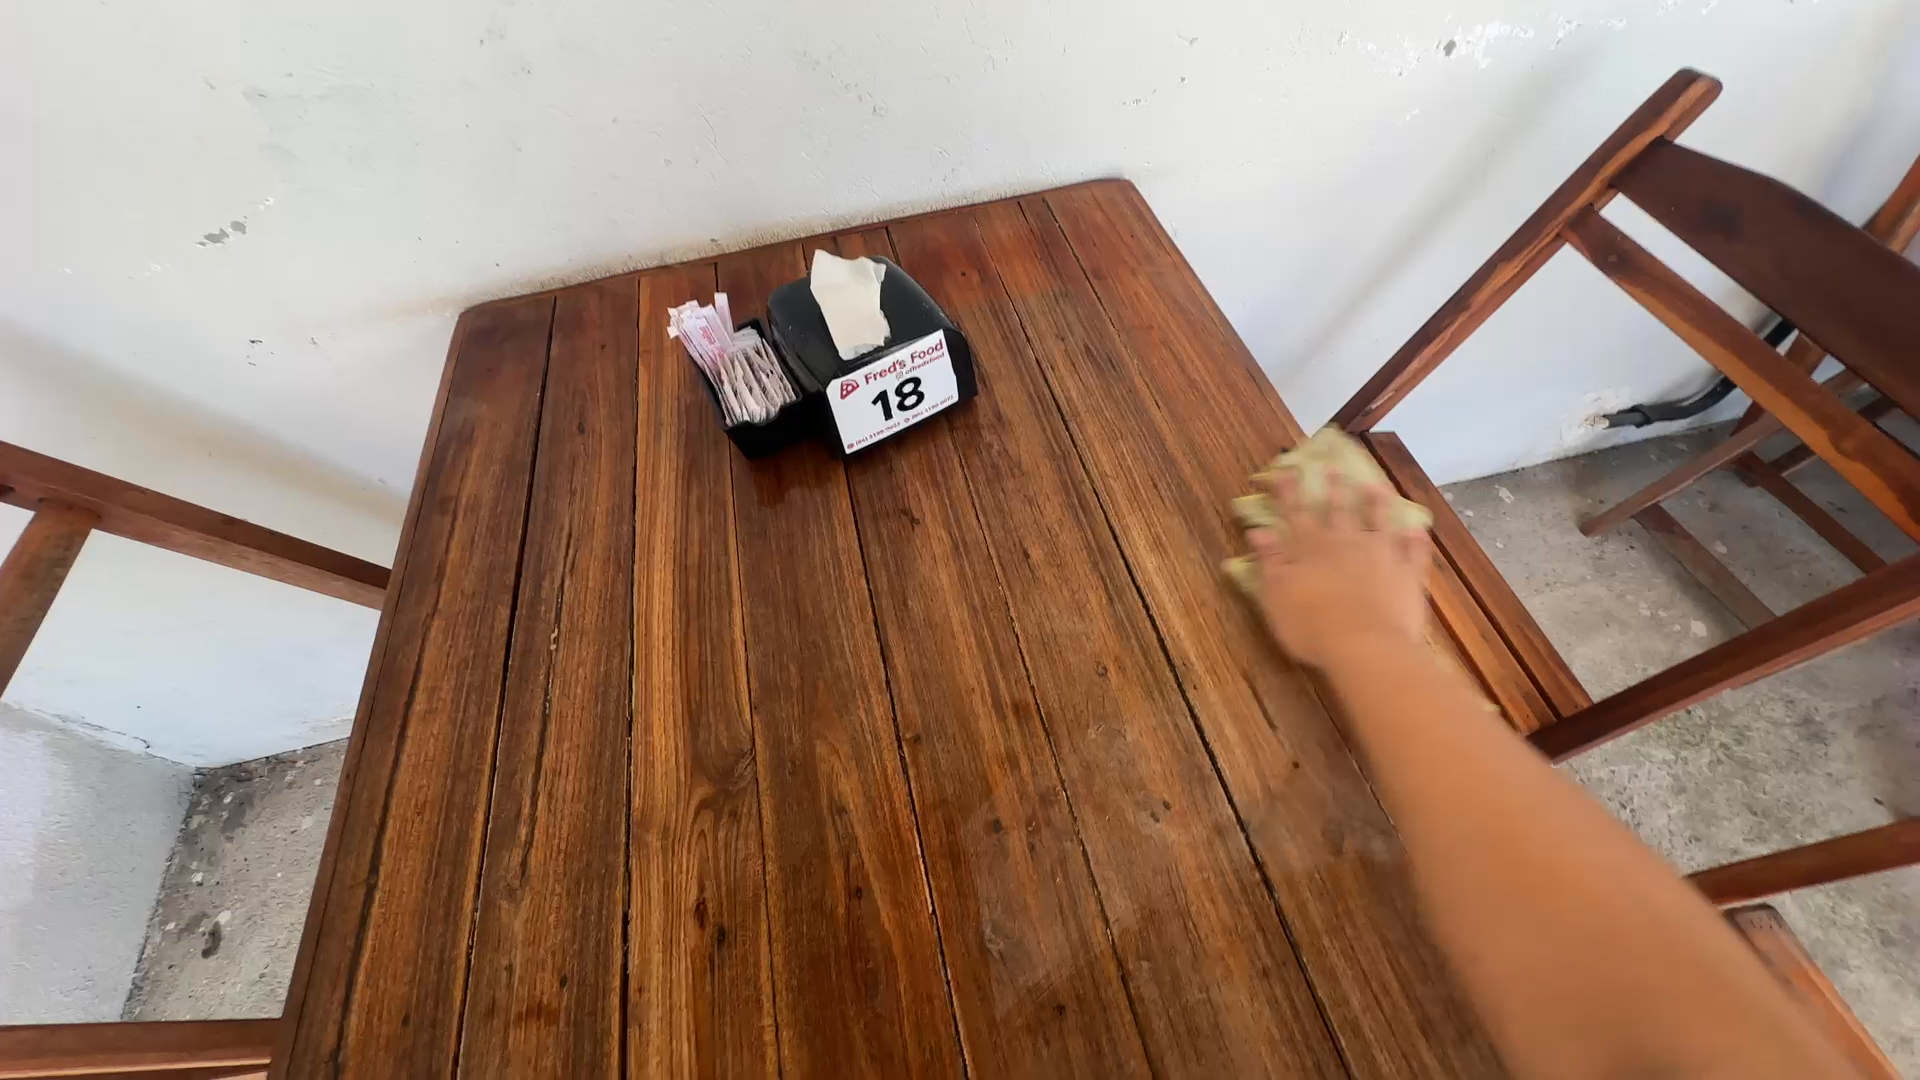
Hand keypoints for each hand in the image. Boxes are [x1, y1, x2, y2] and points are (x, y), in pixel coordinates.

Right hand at [1246, 468, 1431, 670]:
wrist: (1365, 647)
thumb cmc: (1310, 624)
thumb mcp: (1275, 594)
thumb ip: (1269, 561)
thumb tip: (1258, 531)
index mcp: (1310, 549)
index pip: (1296, 513)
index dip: (1289, 492)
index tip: (1286, 470)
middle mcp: (1346, 544)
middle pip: (1339, 510)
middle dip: (1334, 488)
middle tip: (1334, 468)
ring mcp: (1381, 557)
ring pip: (1379, 522)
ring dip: (1377, 503)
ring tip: (1376, 486)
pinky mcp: (1408, 576)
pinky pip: (1415, 552)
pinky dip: (1416, 539)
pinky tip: (1418, 527)